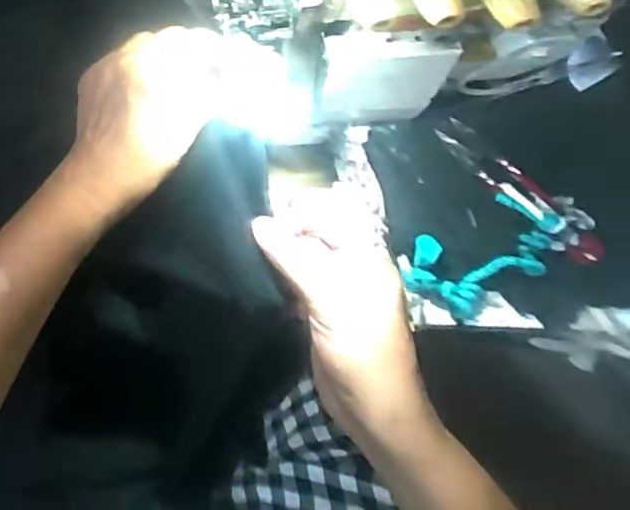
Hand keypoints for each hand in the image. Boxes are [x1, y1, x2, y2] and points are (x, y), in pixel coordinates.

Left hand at [62, 27, 226, 213]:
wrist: (99, 175)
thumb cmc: (149, 156)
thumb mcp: (189, 124)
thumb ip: (210, 91)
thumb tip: (222, 76)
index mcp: (153, 65)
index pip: (189, 39)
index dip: (209, 46)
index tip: (220, 60)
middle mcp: (126, 56)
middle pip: (165, 38)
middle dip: (184, 50)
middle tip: (198, 69)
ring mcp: (105, 64)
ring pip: (140, 44)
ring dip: (158, 54)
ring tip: (168, 77)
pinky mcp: (90, 76)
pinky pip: (118, 58)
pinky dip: (134, 65)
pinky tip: (138, 87)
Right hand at [251, 187, 429, 436]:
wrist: (377, 416)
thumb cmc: (361, 355)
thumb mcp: (327, 302)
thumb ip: (292, 258)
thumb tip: (257, 223)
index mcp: (367, 257)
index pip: (332, 212)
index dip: (300, 212)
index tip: (268, 226)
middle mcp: (353, 265)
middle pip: (315, 230)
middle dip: (286, 229)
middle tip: (256, 238)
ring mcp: (337, 287)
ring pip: (303, 253)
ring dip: (279, 251)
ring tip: (253, 253)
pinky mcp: (321, 307)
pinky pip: (296, 276)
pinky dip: (278, 273)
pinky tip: (261, 276)